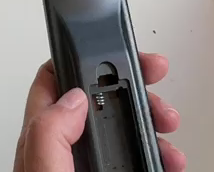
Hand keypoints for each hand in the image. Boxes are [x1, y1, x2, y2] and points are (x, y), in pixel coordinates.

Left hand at [13, 54, 185, 171]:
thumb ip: (50, 134)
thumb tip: (71, 96)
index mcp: (42, 143)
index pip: (54, 83)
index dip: (84, 59)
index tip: (119, 52)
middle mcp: (64, 158)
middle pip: (97, 103)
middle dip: (132, 92)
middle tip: (158, 94)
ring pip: (121, 134)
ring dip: (150, 127)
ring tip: (171, 134)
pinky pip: (135, 163)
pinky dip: (155, 158)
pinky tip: (170, 162)